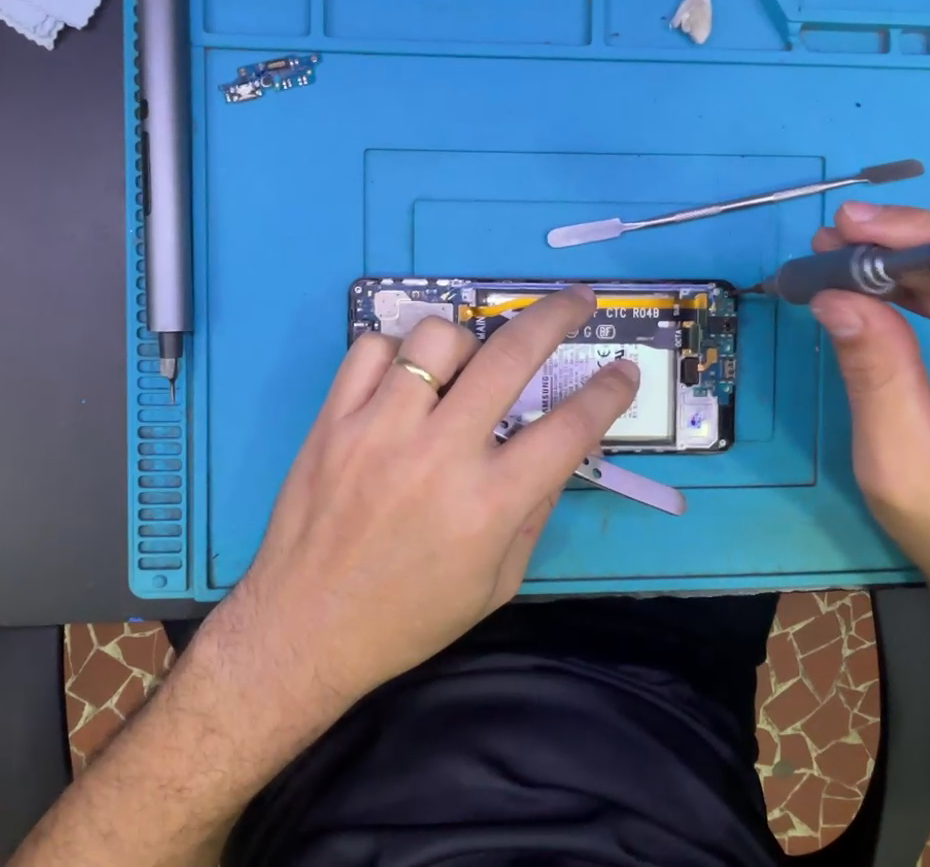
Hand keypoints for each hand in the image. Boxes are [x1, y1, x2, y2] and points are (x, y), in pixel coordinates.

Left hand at [222, 286, 639, 703]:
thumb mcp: (497, 583)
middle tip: (577, 302)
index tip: (623, 371)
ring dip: (467, 341)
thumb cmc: (410, 617)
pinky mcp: (333, 421)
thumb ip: (533, 511)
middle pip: (511, 356)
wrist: (306, 628)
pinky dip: (397, 353)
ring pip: (436, 338)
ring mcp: (380, 430)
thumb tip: (558, 449)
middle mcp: (440, 454)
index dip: (609, 392)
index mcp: (490, 504)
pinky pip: (371, 351)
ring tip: (468, 365)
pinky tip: (405, 378)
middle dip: (557, 317)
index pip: (570, 427)